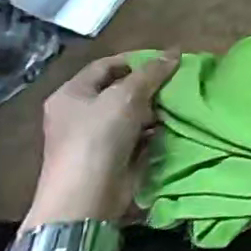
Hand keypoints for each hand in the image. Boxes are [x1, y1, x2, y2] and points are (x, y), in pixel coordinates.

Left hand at [26, 52, 179, 224]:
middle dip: (149, 85)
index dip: (137, 59)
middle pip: (119, 88)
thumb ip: (151, 73)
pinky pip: (135, 134)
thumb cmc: (98, 137)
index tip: (167, 61)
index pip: (107, 65)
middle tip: (177, 82)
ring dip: (154, 108)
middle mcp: (79, 113)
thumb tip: (175, 52)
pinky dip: (152, 130)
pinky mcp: (110, 156)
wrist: (86, 198)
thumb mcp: (127, 96)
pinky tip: (170, 126)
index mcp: (71, 94)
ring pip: (130, 113)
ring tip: (179, 103)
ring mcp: (94, 137)